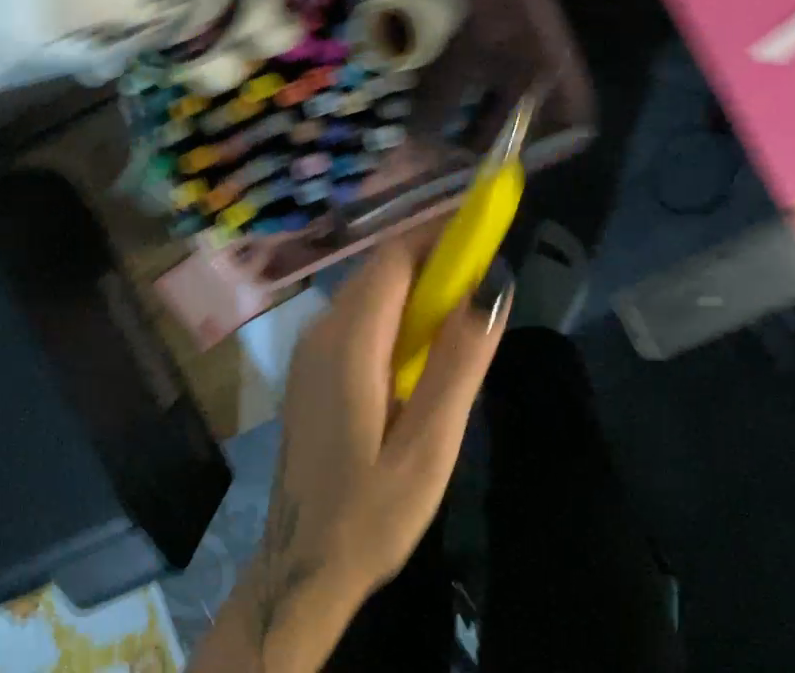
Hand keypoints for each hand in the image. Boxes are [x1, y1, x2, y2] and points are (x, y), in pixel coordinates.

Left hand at [192, 235, 509, 671]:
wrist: (302, 568)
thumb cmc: (371, 514)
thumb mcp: (430, 445)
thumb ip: (459, 362)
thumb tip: (493, 287)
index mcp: (348, 343)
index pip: (394, 257)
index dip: (440, 234)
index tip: (486, 228)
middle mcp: (320, 332)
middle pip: (381, 270)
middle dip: (434, 259)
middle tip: (487, 274)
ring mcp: (310, 352)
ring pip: (369, 294)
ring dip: (418, 289)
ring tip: (465, 311)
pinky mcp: (311, 372)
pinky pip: (358, 321)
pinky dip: (396, 316)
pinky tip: (423, 351)